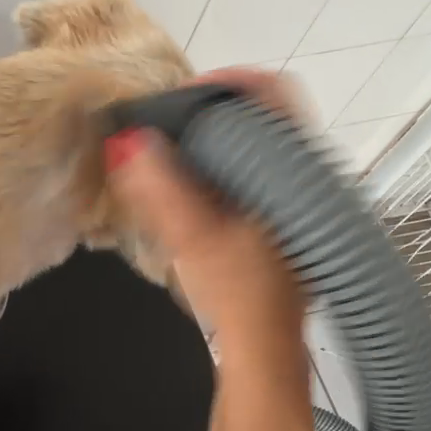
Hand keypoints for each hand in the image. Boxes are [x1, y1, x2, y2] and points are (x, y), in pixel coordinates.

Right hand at [104, 68, 307, 351]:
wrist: (266, 346)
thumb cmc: (238, 293)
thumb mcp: (193, 238)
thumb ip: (159, 190)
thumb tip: (124, 143)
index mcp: (291, 168)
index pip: (272, 92)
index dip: (226, 83)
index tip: (181, 98)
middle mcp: (305, 175)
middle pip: (263, 117)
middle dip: (214, 116)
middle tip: (170, 129)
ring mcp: (300, 200)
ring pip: (260, 148)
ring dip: (218, 144)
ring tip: (175, 158)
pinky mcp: (288, 222)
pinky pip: (258, 174)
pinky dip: (226, 170)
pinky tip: (197, 193)